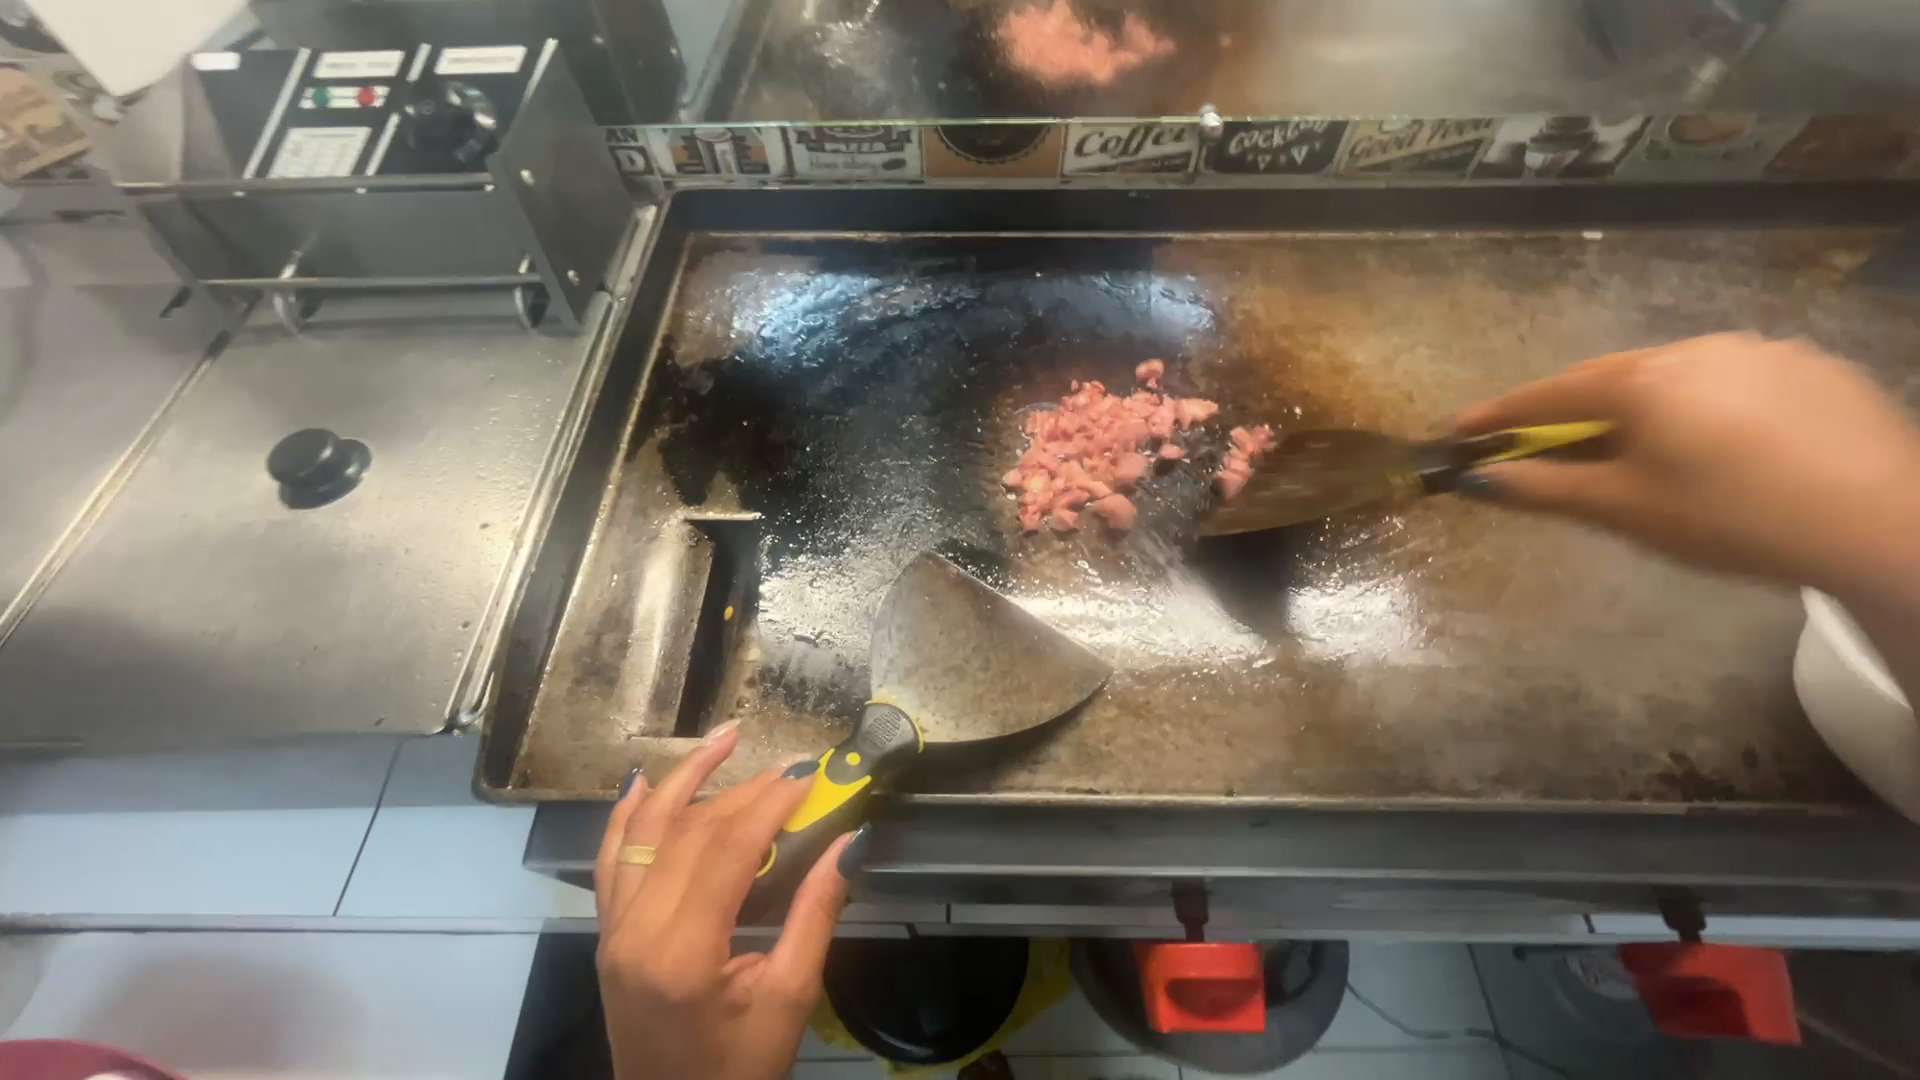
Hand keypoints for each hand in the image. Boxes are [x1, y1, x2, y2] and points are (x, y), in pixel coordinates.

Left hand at [596, 723, 859, 1079]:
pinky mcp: (607, 934)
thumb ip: (816, 913)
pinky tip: (646, 780)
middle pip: (691, 831)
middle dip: (746, 789)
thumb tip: (851, 842)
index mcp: (684, 953)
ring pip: (645, 831)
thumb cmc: (739, 1069)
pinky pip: (610, 860)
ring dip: (685, 777)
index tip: (810, 775)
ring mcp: (613, 931)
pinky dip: (627, 814)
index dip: (772, 803)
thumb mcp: (790, 997)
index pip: (728, 849)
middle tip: (792, 766)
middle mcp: (637, 931)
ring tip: (725, 737)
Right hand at [1452, 333, 1919, 596]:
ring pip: (1667, 375)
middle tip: (1536, 441)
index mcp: (1645, 380)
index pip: (1548, 394)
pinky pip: (1723, 379)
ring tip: (1623, 445)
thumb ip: (1541, 488)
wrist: (1889, 529)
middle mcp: (1698, 349)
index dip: (1498, 414)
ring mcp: (1762, 353)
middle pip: (1605, 378)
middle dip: (1564, 410)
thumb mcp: (1622, 509)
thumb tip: (1477, 479)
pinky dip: (1689, 404)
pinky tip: (1703, 441)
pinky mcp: (1814, 370)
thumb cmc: (1730, 519)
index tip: (1458, 428)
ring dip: (1629, 406)